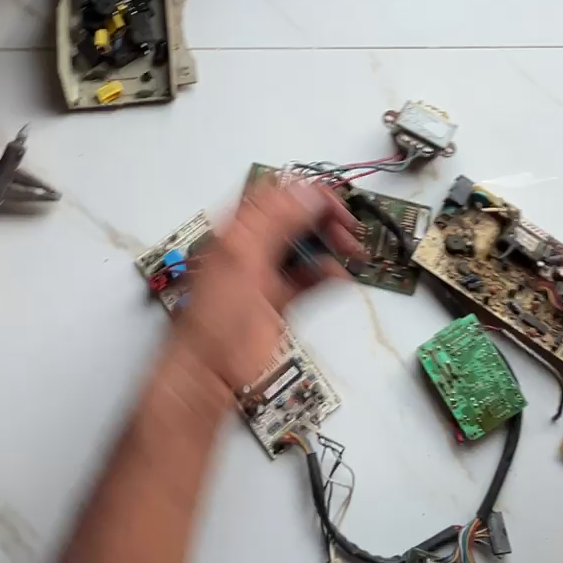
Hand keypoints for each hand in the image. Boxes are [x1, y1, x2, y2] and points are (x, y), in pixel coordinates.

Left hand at [172, 184, 363, 392]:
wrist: (210, 370)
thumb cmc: (213, 321)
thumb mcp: (243, 259)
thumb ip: (273, 222)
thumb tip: (305, 194)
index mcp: (239, 228)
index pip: (278, 192)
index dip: (309, 193)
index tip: (335, 206)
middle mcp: (254, 244)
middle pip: (298, 215)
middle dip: (327, 219)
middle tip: (347, 232)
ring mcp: (268, 270)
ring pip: (308, 244)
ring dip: (332, 244)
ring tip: (351, 253)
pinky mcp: (281, 296)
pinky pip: (312, 276)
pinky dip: (329, 273)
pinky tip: (341, 276)